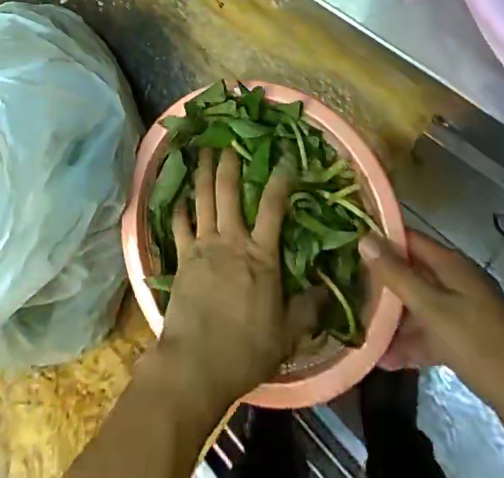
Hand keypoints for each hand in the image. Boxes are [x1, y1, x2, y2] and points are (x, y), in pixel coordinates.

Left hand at [155, 147, 320, 403]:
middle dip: (229, 162)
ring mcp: (203, 246)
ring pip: (202, 199)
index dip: (281, 179)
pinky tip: (177, 196)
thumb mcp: (288, 332)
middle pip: (229, 190)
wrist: (198, 362)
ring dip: (202, 172)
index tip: (286, 159)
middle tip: (229, 140)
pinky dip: (178, 207)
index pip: (274, 206)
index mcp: (261, 255)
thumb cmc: (247, 348)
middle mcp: (231, 240)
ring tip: (202, 150)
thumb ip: (308, 308)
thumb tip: (326, 289)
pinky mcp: (182, 258)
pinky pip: (179, 224)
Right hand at [361, 231, 503, 395]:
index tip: (345, 242)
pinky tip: (384, 361)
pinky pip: (431, 334)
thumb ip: (398, 275)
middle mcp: (457, 282)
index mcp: (452, 265)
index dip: (379, 238)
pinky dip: (411, 344)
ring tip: (358, 331)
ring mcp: (463, 313)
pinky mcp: (467, 342)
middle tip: (344, 289)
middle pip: (412, 273)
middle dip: (381, 284)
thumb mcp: (433, 309)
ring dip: (392, 320)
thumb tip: (364, 238)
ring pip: (419, 307)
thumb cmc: (482, 346)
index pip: (409, 238)